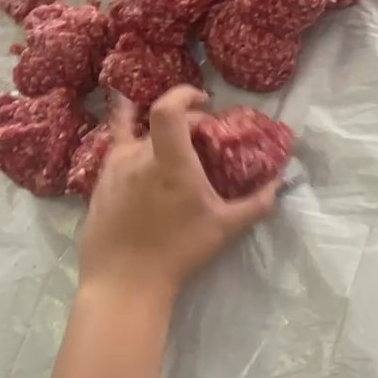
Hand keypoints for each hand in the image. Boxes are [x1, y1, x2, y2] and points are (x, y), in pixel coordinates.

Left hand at [78, 85, 280, 303]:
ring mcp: (113, 170)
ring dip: (158, 134)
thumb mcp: (225, 227)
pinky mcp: (99, 185)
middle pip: (160, 122)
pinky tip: (141, 159)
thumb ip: (256, 203)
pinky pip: (115, 151)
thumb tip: (279, 184)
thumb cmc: (178, 251)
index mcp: (170, 161)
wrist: (124, 283)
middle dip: (184, 122)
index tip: (204, 101)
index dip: (185, 93)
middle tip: (202, 139)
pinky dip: (132, 145)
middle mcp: (138, 157)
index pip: (168, 108)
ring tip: (172, 146)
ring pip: (136, 134)